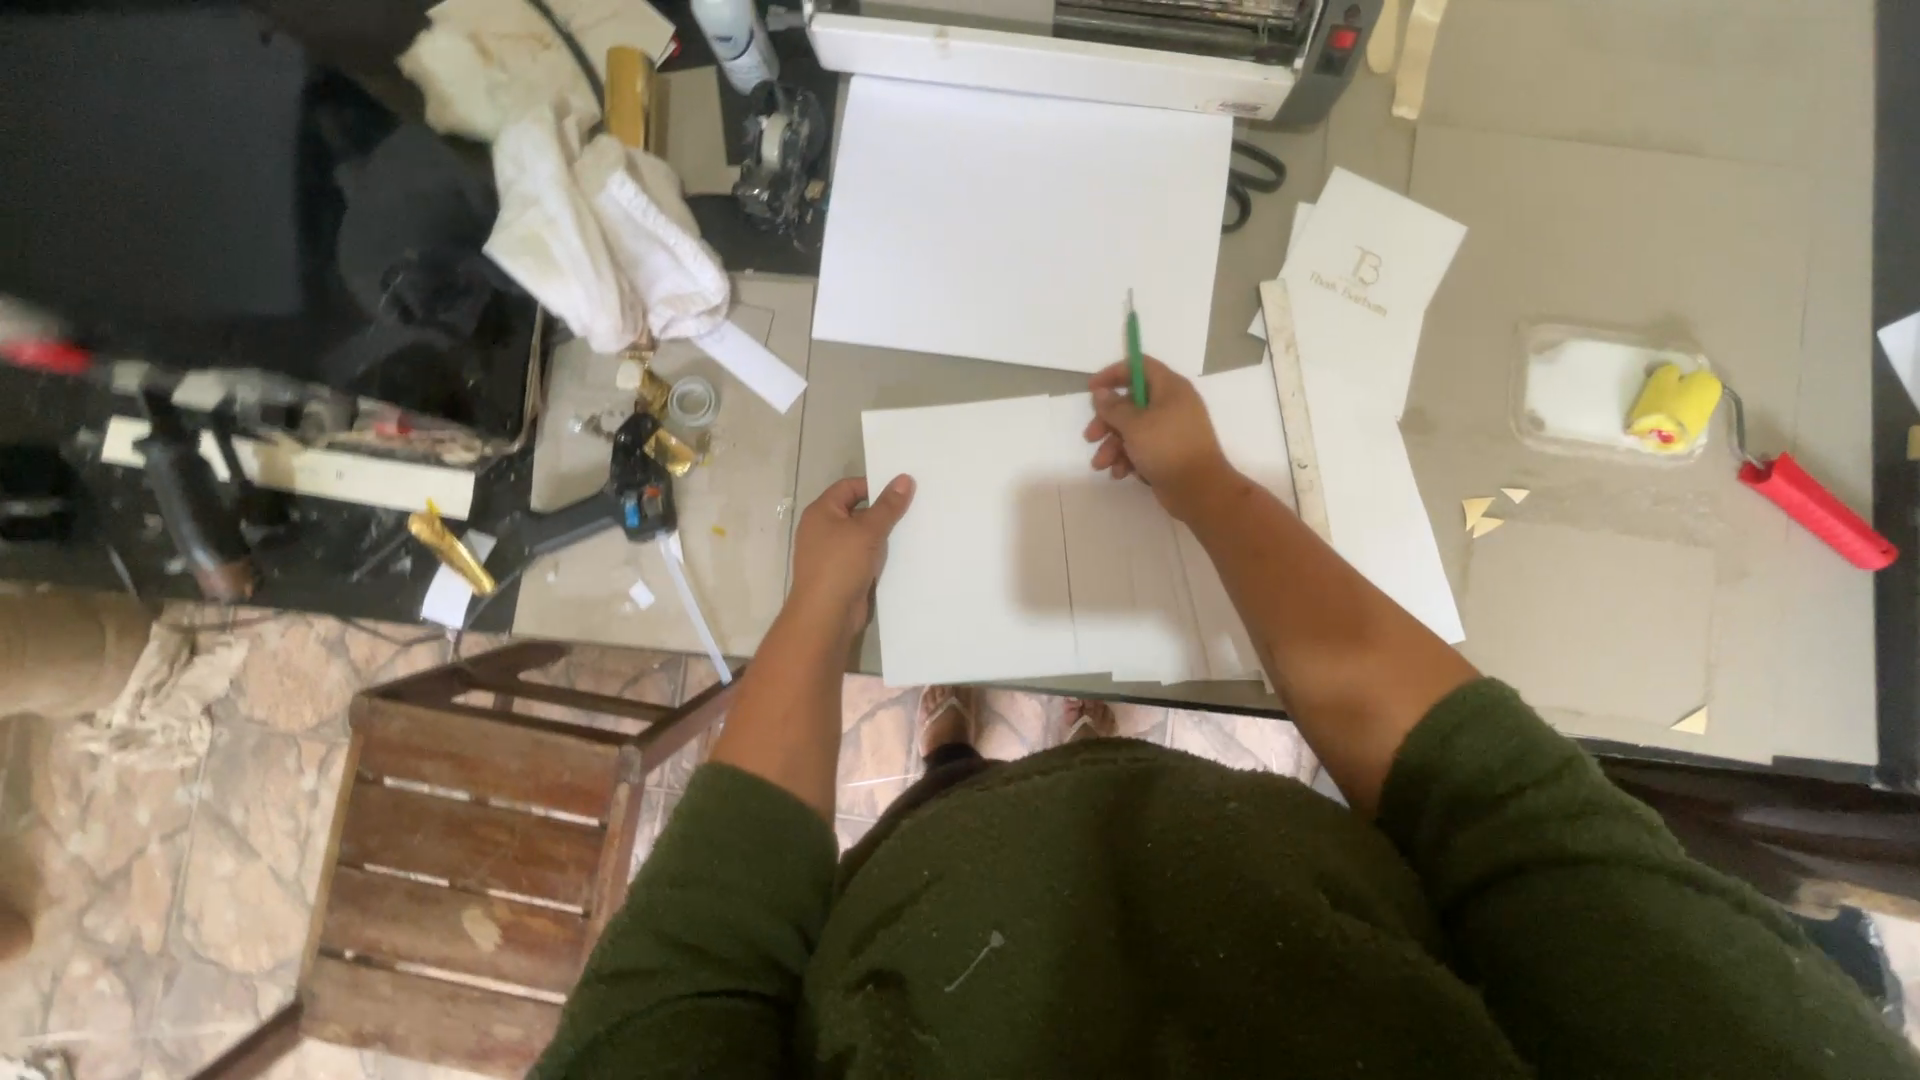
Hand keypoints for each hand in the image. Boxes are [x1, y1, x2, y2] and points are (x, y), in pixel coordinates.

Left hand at [786, 475, 914, 637]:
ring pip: (862, 535)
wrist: (826, 615)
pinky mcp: (842, 572)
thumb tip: (905, 479)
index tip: (901, 490)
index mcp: (821, 512)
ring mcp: (832, 552)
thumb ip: (888, 505)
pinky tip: (903, 554)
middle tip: (913, 506)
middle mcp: (823, 529)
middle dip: (883, 510)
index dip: (874, 485)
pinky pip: (864, 555)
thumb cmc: (841, 565)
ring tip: (914, 527)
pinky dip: (879, 553)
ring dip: (883, 533)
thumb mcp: (867, 531)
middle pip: (856, 510)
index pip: (848, 487)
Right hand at [1084, 355, 1235, 520]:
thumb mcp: (1134, 425)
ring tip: (1101, 465)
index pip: (1139, 367)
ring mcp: (1171, 430)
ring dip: (1113, 446)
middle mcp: (1172, 404)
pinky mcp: (1168, 452)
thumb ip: (1113, 407)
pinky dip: (1128, 458)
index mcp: (1170, 388)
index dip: (1113, 374)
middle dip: (1107, 422)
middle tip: (1091, 437)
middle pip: (1131, 403)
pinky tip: (1119, 473)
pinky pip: (1142, 448)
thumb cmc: (1167, 448)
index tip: (1091, 389)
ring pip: (1133, 429)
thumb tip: (1100, 393)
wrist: (1199, 489)